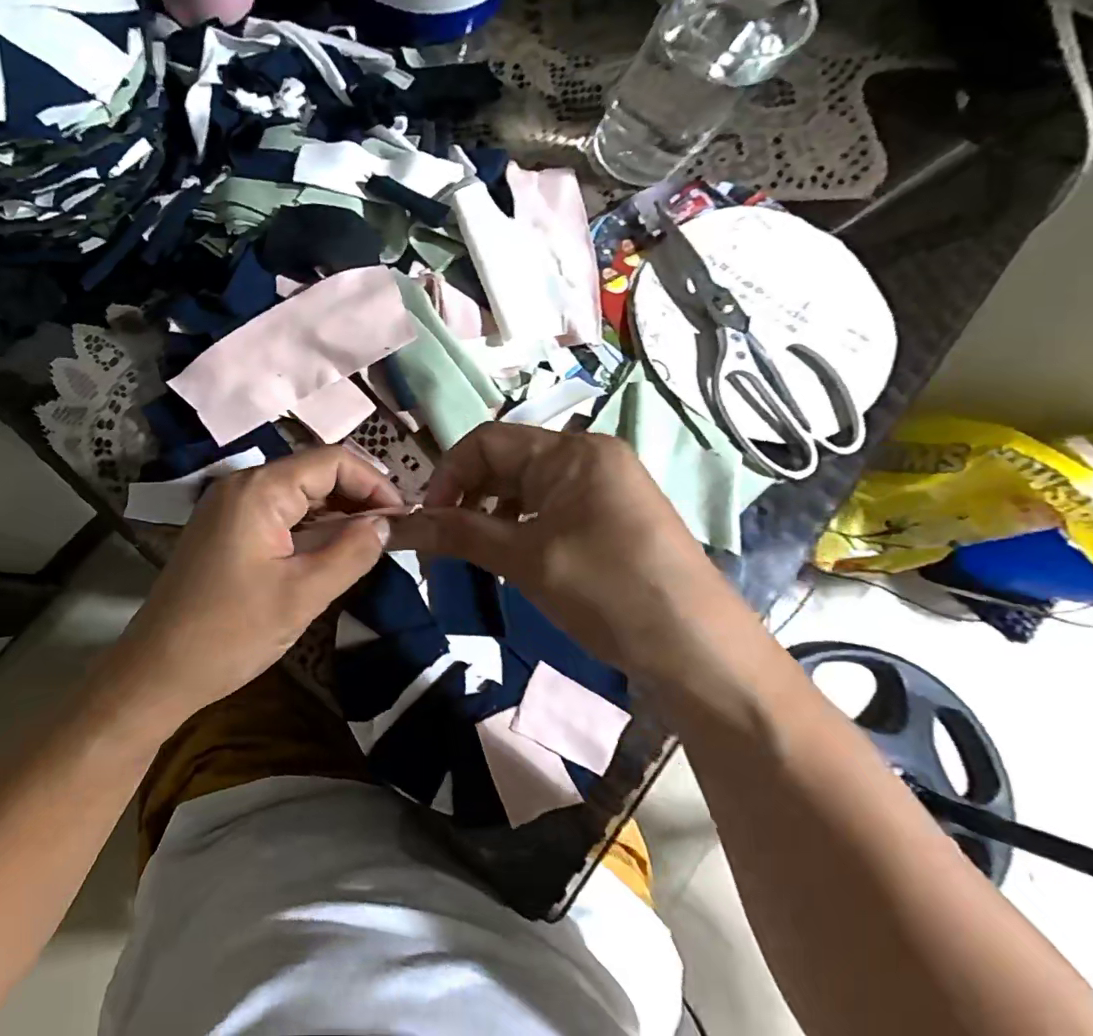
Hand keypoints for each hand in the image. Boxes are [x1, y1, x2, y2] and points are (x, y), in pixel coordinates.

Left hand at [109, 446, 402, 718]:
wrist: (159, 668)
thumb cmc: (231, 632)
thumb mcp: (302, 594)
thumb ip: (351, 552)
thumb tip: (385, 523)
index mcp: (257, 490)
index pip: (329, 461)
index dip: (373, 482)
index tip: (405, 517)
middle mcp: (239, 488)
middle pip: (311, 475)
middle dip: (356, 499)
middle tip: (395, 536)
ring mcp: (226, 511)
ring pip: (294, 499)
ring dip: (333, 518)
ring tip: (371, 548)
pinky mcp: (222, 535)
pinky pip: (274, 520)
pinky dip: (306, 533)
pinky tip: (331, 555)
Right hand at [389, 423, 753, 683]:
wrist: (699, 652)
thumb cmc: (608, 591)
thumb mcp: (524, 559)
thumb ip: (456, 533)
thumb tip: (393, 524)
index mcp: (573, 453)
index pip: (485, 441)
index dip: (447, 475)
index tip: (428, 520)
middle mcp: (588, 458)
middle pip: (501, 462)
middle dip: (463, 497)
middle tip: (440, 542)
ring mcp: (600, 488)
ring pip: (518, 488)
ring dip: (483, 515)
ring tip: (468, 553)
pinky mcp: (605, 517)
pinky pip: (542, 508)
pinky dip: (511, 527)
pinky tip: (506, 556)